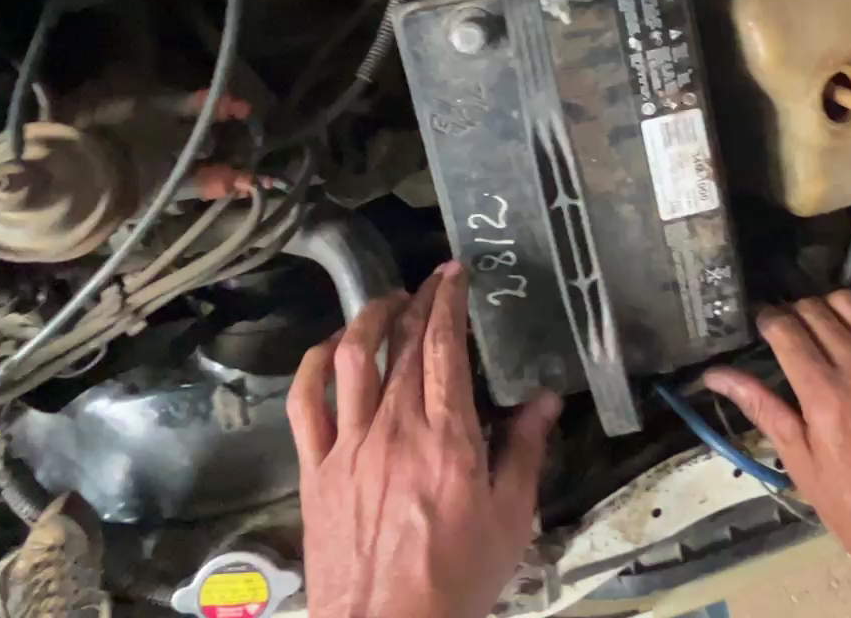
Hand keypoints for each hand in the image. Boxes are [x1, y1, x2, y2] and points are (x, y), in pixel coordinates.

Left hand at [290, 262, 560, 617]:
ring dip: (369, 318)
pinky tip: (331, 348)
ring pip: (352, 358)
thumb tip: (546, 398)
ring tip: (387, 303)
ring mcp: (349, 444)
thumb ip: (526, 450)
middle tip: (432, 281)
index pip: (446, 346)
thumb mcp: (510, 517)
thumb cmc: (458, 576)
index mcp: (447, 435)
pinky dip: (314, 365)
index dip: (449, 301)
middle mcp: (395, 426)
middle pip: (404, 343)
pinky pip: (305, 403)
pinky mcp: (316, 468)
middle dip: (420, 301)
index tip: (454, 274)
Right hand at [704, 291, 850, 617]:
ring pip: (849, 304)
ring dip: (824, 309)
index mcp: (825, 396)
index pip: (786, 329)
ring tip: (814, 333)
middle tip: (782, 333)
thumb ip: (761, 406)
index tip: (757, 325)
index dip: (765, 319)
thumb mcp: (799, 461)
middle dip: (791, 313)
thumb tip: (714, 374)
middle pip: (815, 309)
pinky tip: (847, 350)